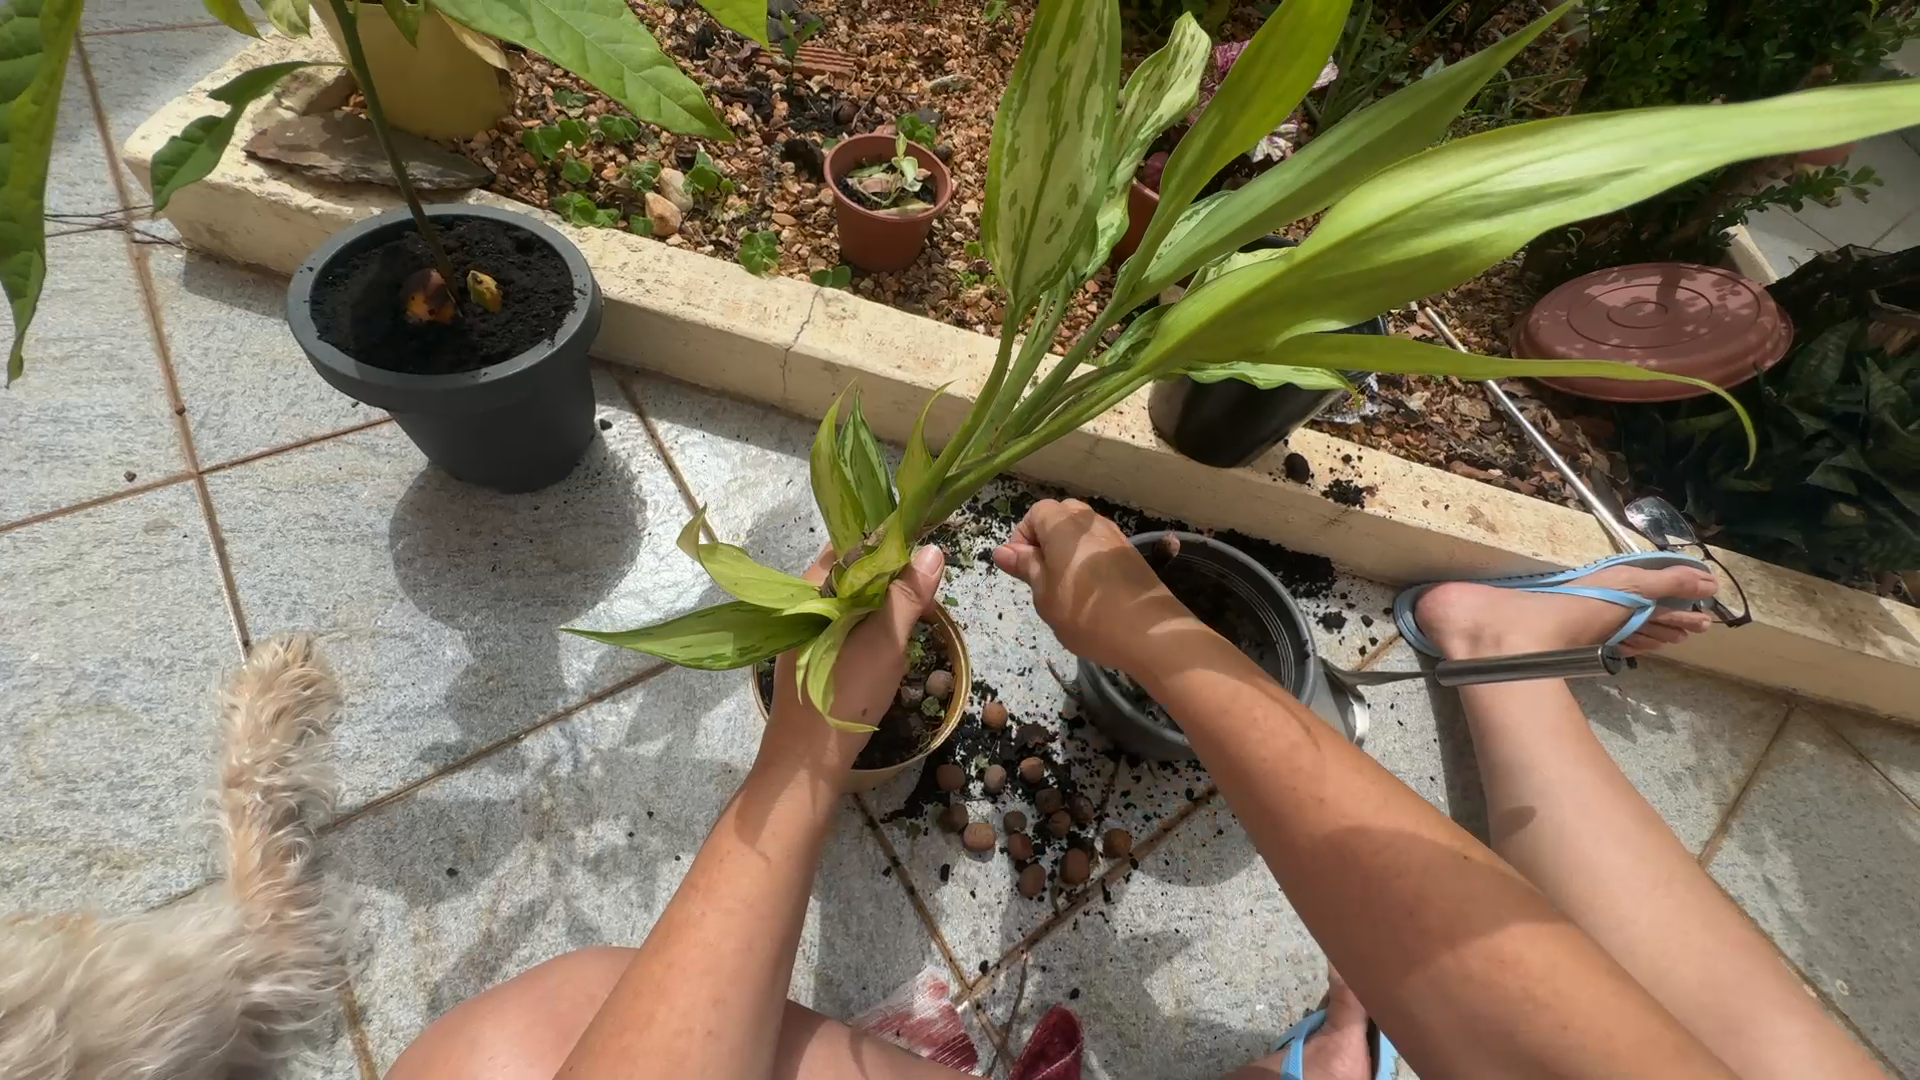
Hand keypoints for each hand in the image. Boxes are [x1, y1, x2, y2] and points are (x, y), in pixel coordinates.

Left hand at [764, 544, 946, 776]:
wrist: (807, 762)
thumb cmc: (845, 695)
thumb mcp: (886, 641)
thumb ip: (908, 594)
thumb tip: (933, 551)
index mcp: (813, 587)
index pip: (852, 545)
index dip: (891, 545)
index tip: (926, 556)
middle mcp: (804, 601)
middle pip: (855, 572)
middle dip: (894, 580)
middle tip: (927, 601)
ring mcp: (806, 629)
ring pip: (855, 601)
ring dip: (886, 607)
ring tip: (913, 626)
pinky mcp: (813, 652)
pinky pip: (848, 625)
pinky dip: (873, 629)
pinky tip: (890, 650)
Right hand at [991, 499, 1197, 676]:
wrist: (1148, 633)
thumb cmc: (1083, 613)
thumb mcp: (1043, 593)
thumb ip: (1025, 566)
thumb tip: (1001, 551)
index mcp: (1063, 526)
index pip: (1036, 513)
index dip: (1023, 537)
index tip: (1021, 568)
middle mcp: (1090, 522)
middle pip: (1061, 516)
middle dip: (1046, 539)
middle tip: (1041, 575)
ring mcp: (1114, 537)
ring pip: (1082, 532)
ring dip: (1067, 550)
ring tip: (1065, 587)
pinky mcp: (1130, 555)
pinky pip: (1100, 547)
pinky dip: (1088, 560)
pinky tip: (1089, 592)